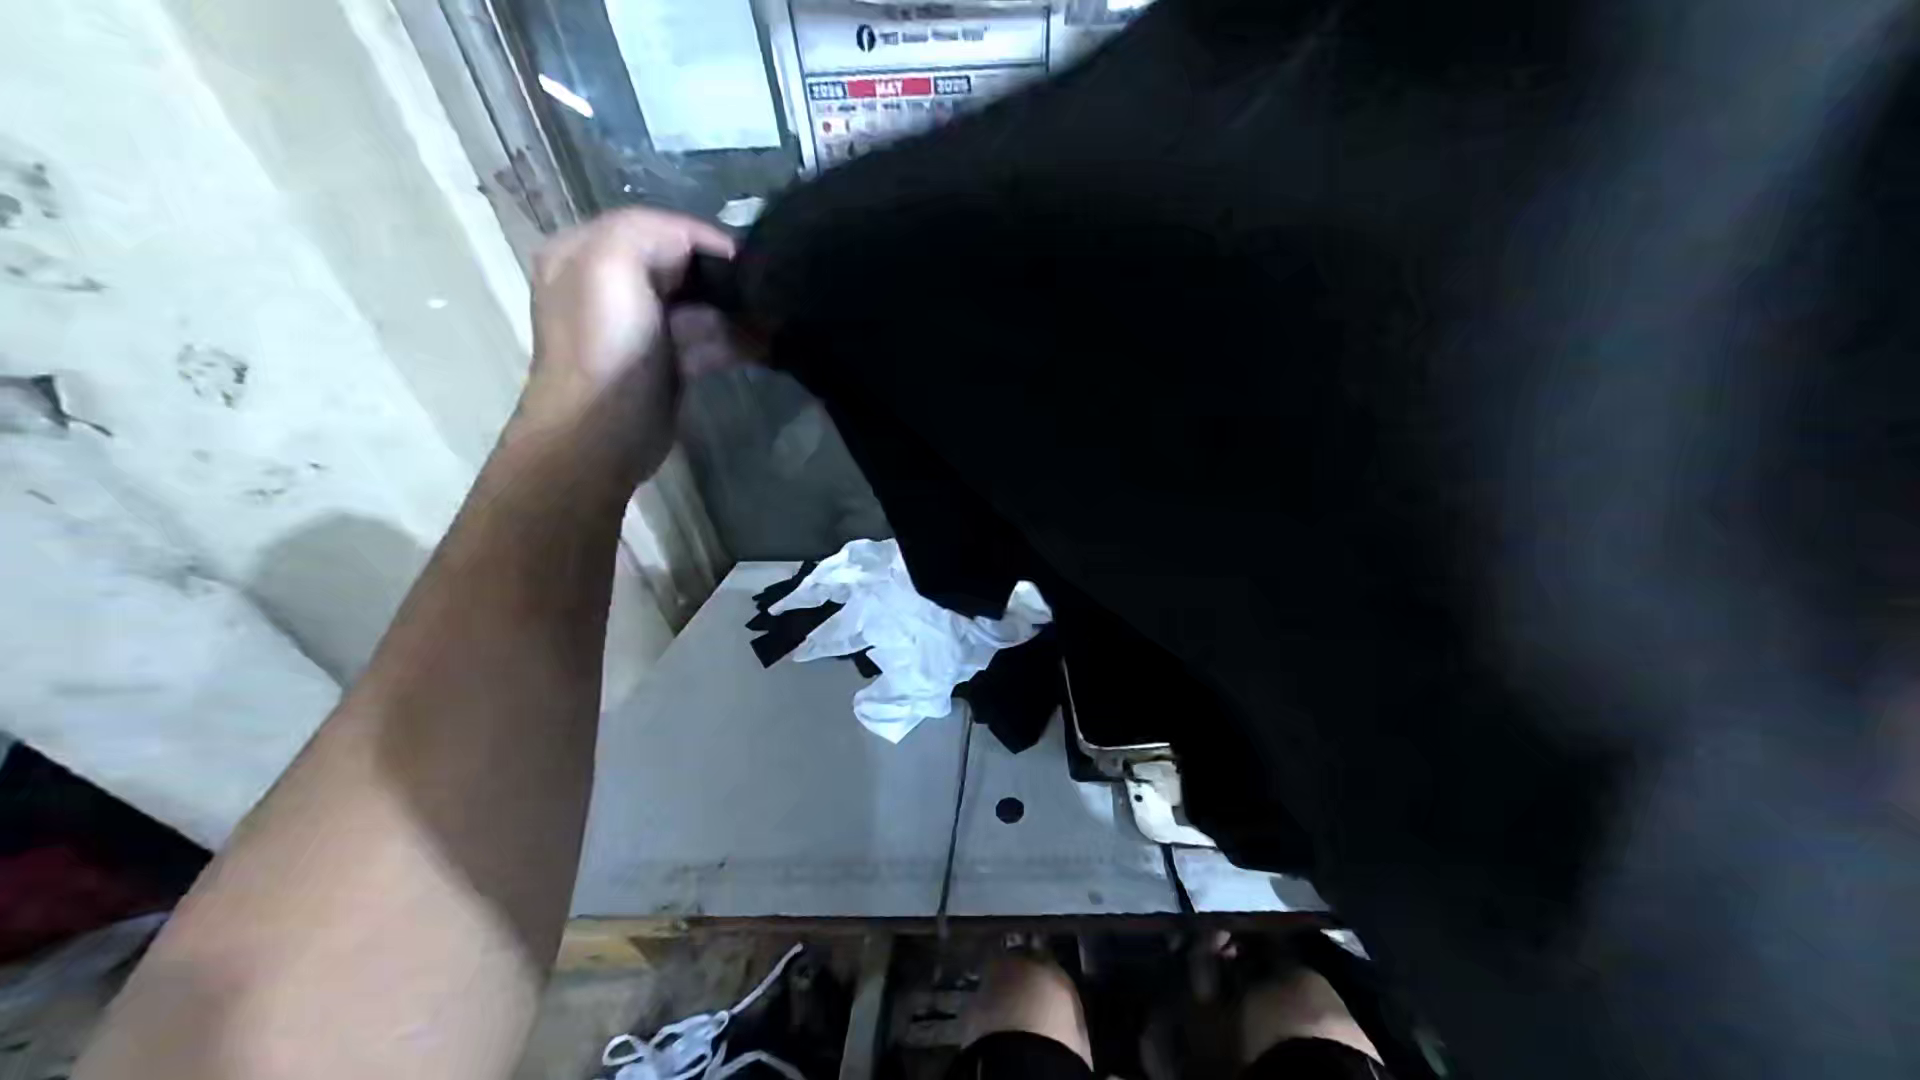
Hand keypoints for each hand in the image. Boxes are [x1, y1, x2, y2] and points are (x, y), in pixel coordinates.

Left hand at [517, 206, 739, 486]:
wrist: (600, 435)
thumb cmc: (606, 348)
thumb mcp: (613, 265)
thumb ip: (653, 233)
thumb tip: (709, 250)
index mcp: (587, 251)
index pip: (658, 228)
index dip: (703, 240)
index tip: (747, 263)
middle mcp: (610, 285)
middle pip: (681, 269)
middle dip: (724, 281)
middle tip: (764, 295)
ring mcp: (639, 329)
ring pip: (698, 308)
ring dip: (736, 315)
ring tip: (773, 322)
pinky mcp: (664, 365)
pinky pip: (704, 342)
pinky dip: (734, 343)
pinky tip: (765, 347)